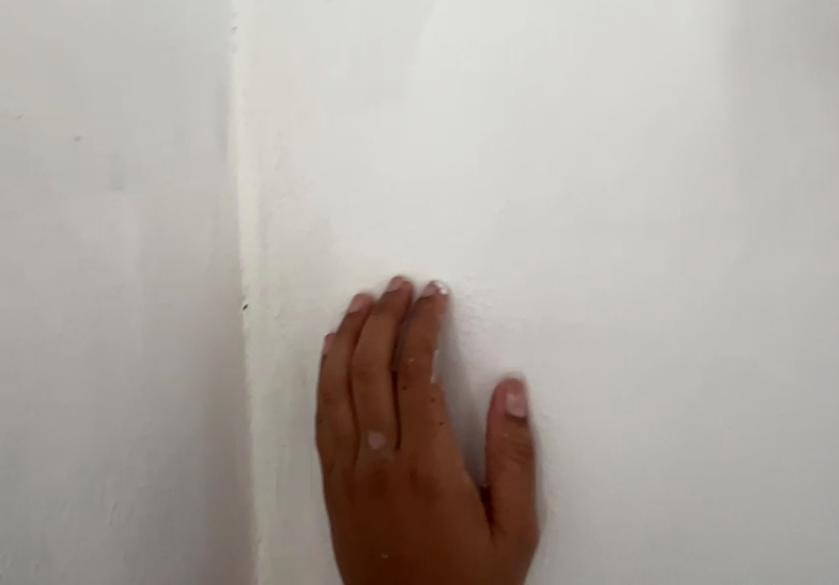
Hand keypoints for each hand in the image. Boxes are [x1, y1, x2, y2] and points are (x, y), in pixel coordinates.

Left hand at [316, 276, 538, 584]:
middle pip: (373, 366)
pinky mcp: (332, 481)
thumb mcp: (515, 530)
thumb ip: (515, 455)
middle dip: (385, 315)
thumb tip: (511, 387)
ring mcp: (349, 470)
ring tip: (363, 299)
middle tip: (399, 284)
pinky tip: (333, 347)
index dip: (424, 324)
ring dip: (349, 333)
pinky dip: (326, 371)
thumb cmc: (469, 583)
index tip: (435, 294)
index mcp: (428, 466)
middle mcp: (380, 459)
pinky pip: (322, 413)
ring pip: (339, 383)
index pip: (417, 372)